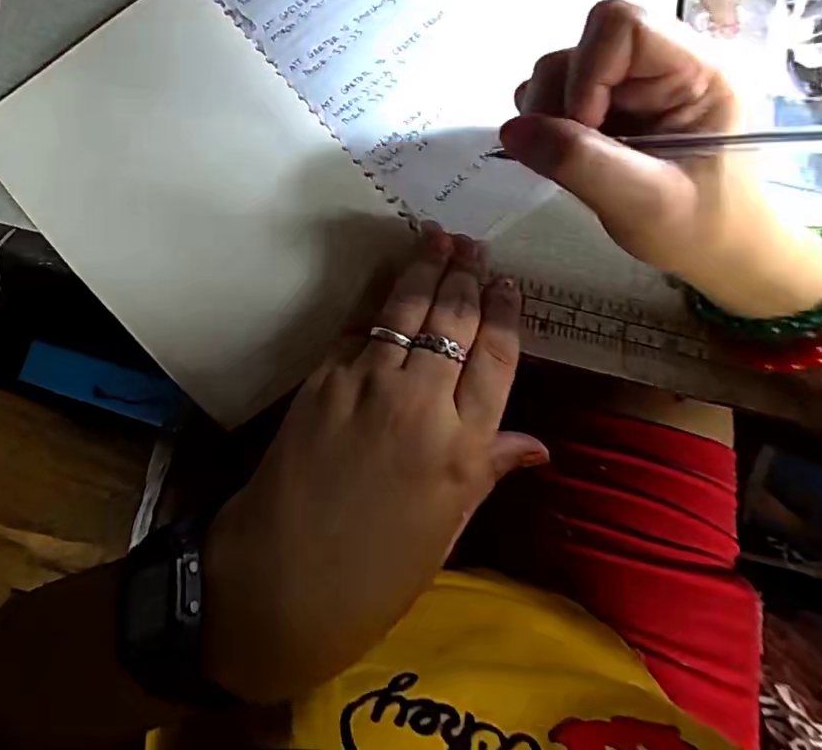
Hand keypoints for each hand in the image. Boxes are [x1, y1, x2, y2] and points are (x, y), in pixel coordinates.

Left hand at [201, 226, 546, 702]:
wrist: (283, 582)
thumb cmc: (378, 571)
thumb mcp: (448, 528)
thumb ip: (489, 470)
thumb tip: (539, 444)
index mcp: (463, 448)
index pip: (496, 359)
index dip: (504, 314)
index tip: (507, 284)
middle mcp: (422, 404)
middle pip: (454, 322)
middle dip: (467, 278)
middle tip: (475, 248)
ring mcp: (369, 384)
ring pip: (408, 309)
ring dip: (427, 268)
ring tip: (441, 238)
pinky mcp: (325, 377)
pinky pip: (360, 322)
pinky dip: (377, 291)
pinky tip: (390, 269)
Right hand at [499, 0, 821, 316]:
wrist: (715, 250)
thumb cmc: (699, 229)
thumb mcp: (644, 203)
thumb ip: (580, 163)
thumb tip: (513, 131)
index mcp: (696, 70)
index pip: (623, 26)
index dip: (588, 72)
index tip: (587, 128)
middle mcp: (663, 63)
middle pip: (583, 44)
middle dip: (559, 99)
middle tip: (571, 154)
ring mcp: (633, 83)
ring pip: (561, 68)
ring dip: (548, 114)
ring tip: (573, 160)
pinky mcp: (610, 102)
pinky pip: (556, 92)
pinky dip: (547, 123)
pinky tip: (571, 155)